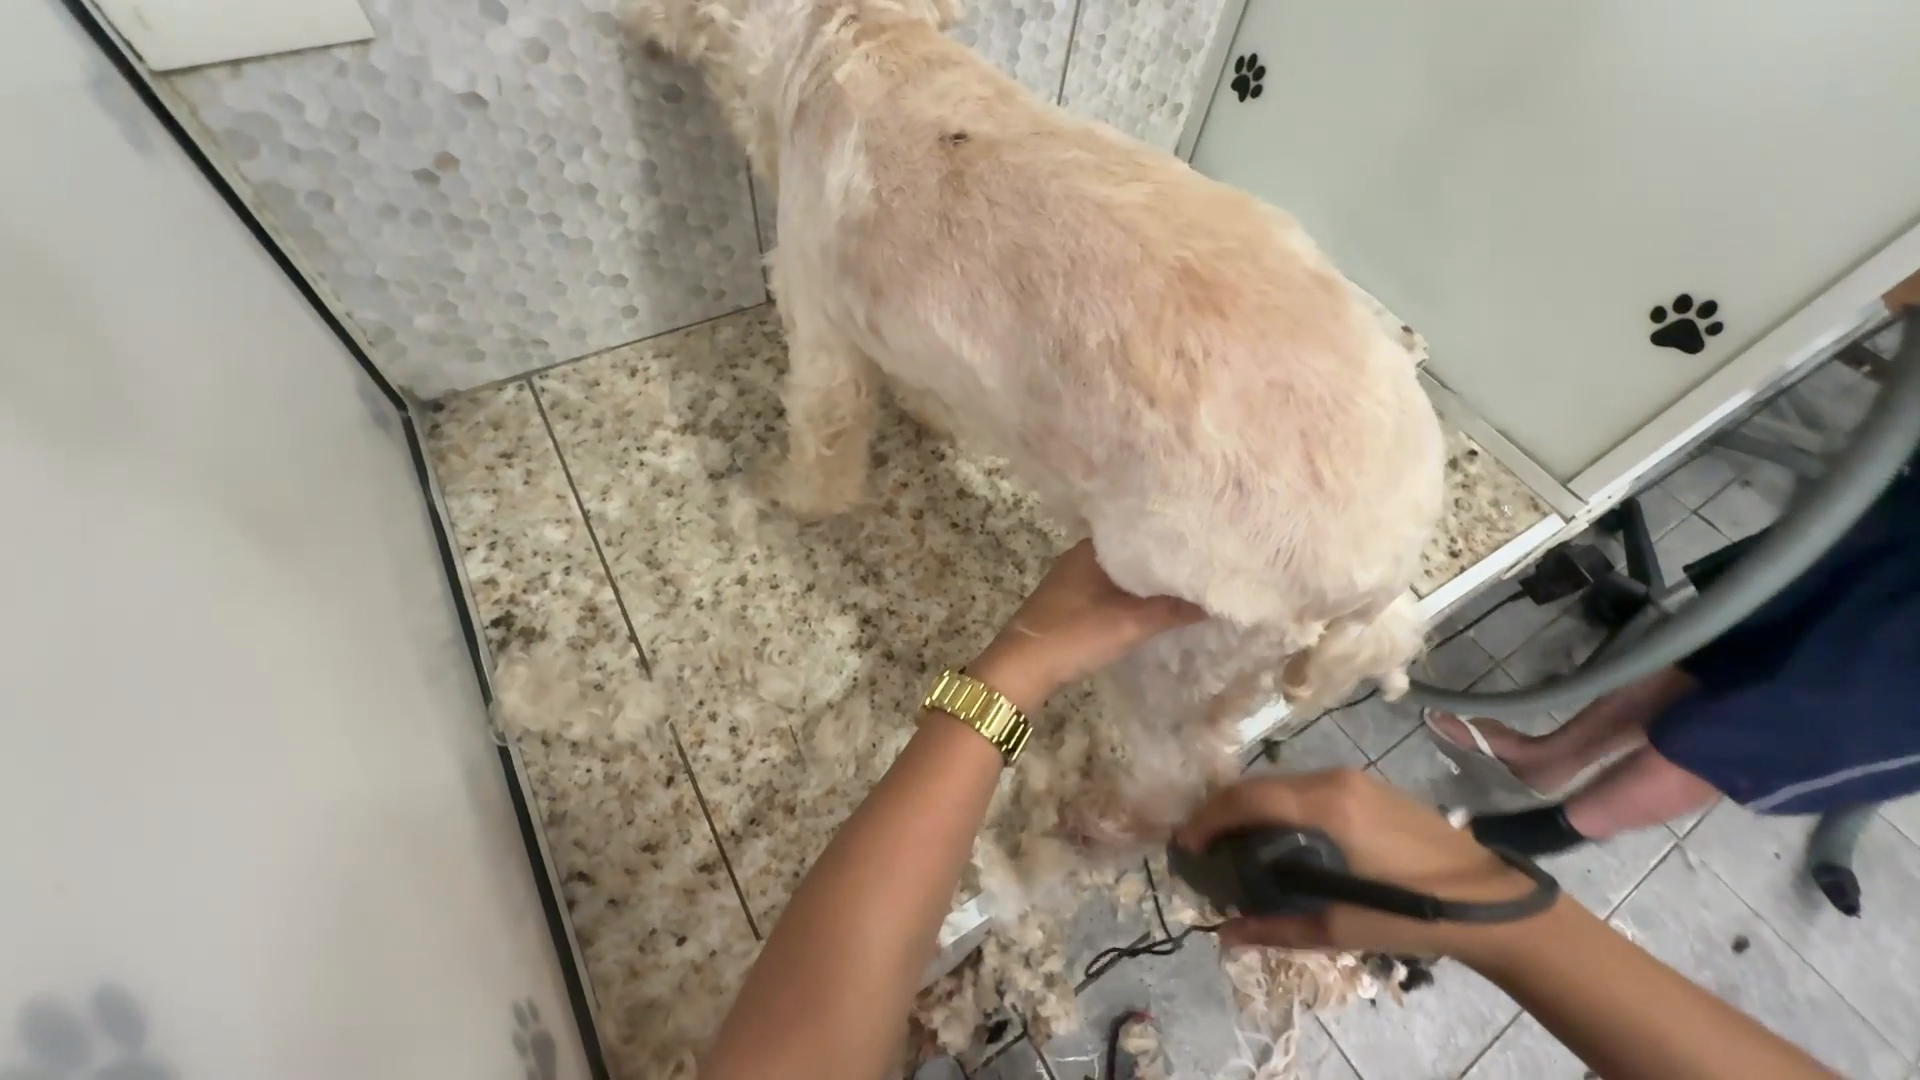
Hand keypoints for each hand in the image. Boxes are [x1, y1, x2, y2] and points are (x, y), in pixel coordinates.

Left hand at [968, 540, 1205, 711]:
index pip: (1140, 532)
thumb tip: (1217, 599)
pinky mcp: (1071, 604)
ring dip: (1148, 583)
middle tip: (1204, 565)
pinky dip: (1133, 598)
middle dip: (1163, 563)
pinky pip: (1111, 592)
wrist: (1021, 668)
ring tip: (1188, 584)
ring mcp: (1074, 581)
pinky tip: (1154, 606)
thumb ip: (1173, 610)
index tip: (1204, 543)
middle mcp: (1082, 557)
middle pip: (1132, 555)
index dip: (1172, 539)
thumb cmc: (1074, 635)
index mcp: (1092, 549)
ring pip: (1122, 576)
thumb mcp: (1130, 623)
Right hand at [1175, 770, 1548, 960]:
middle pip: (1258, 784)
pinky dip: (1275, 804)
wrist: (1495, 903)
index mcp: (1326, 806)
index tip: (1184, 843)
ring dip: (1248, 806)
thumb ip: (1276, 928)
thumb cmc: (1415, 915)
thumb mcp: (1341, 928)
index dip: (1208, 818)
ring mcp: (1351, 776)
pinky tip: (1273, 832)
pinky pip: (1302, 785)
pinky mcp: (1364, 784)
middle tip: (1201, 843)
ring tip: (1231, 840)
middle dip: (1222, 810)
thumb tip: (1222, 935)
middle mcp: (1333, 778)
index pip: (1248, 798)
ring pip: (1279, 782)